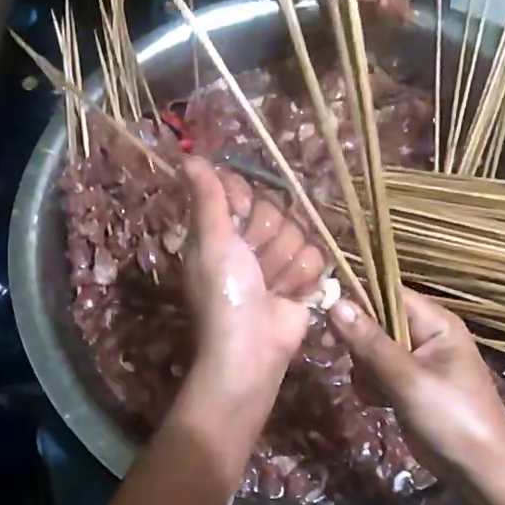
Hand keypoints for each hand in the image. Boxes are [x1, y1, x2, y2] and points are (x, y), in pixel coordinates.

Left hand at [181, 158, 314, 393]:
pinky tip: (287, 296)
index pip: (243, 188)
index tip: (237, 223)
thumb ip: (207, 198)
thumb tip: (188, 156)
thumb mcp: (211, 242)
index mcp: (219, 229)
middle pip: (275, 209)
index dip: (245, 202)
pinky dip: (302, 279)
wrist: (252, 348)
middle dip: (266, 239)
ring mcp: (276, 259)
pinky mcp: (302, 278)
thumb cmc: (225, 293)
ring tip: (268, 287)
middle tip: (251, 266)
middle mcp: (247, 240)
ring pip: (299, 232)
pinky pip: (316, 256)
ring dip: (284, 263)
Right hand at [327, 289, 504, 486]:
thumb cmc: (452, 419)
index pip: (388, 293)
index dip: (356, 300)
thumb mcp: (408, 380)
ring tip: (371, 391)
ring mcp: (416, 361)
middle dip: (357, 342)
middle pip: (375, 320)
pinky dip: (368, 384)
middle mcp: (426, 335)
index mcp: (436, 323)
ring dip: (361, 368)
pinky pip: (374, 371)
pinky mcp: (406, 384)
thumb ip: (370, 343)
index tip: (326, 317)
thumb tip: (335, 303)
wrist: (479, 473)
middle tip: (338, 355)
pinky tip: (374, 402)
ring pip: (369, 348)